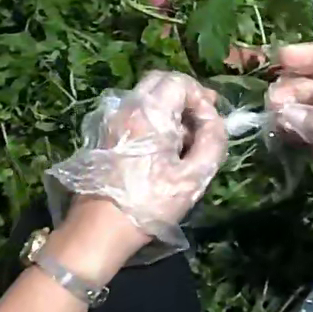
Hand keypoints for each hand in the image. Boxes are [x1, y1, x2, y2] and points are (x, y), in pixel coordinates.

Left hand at [45, 71, 226, 259]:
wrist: (98, 229)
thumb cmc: (148, 204)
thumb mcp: (192, 178)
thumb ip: (212, 142)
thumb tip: (214, 121)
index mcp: (148, 114)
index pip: (179, 81)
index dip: (200, 97)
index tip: (210, 124)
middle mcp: (126, 108)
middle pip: (160, 82)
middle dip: (185, 97)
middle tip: (201, 123)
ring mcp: (112, 120)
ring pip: (146, 98)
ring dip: (169, 109)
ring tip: (184, 143)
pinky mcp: (105, 135)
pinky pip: (134, 114)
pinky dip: (152, 120)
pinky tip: (161, 151)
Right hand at [267, 44, 312, 237]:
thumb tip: (280, 113)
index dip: (309, 56)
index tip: (279, 57)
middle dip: (292, 87)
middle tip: (273, 101)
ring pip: (304, 111)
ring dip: (286, 111)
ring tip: (272, 118)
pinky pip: (302, 137)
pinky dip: (287, 133)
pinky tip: (277, 133)